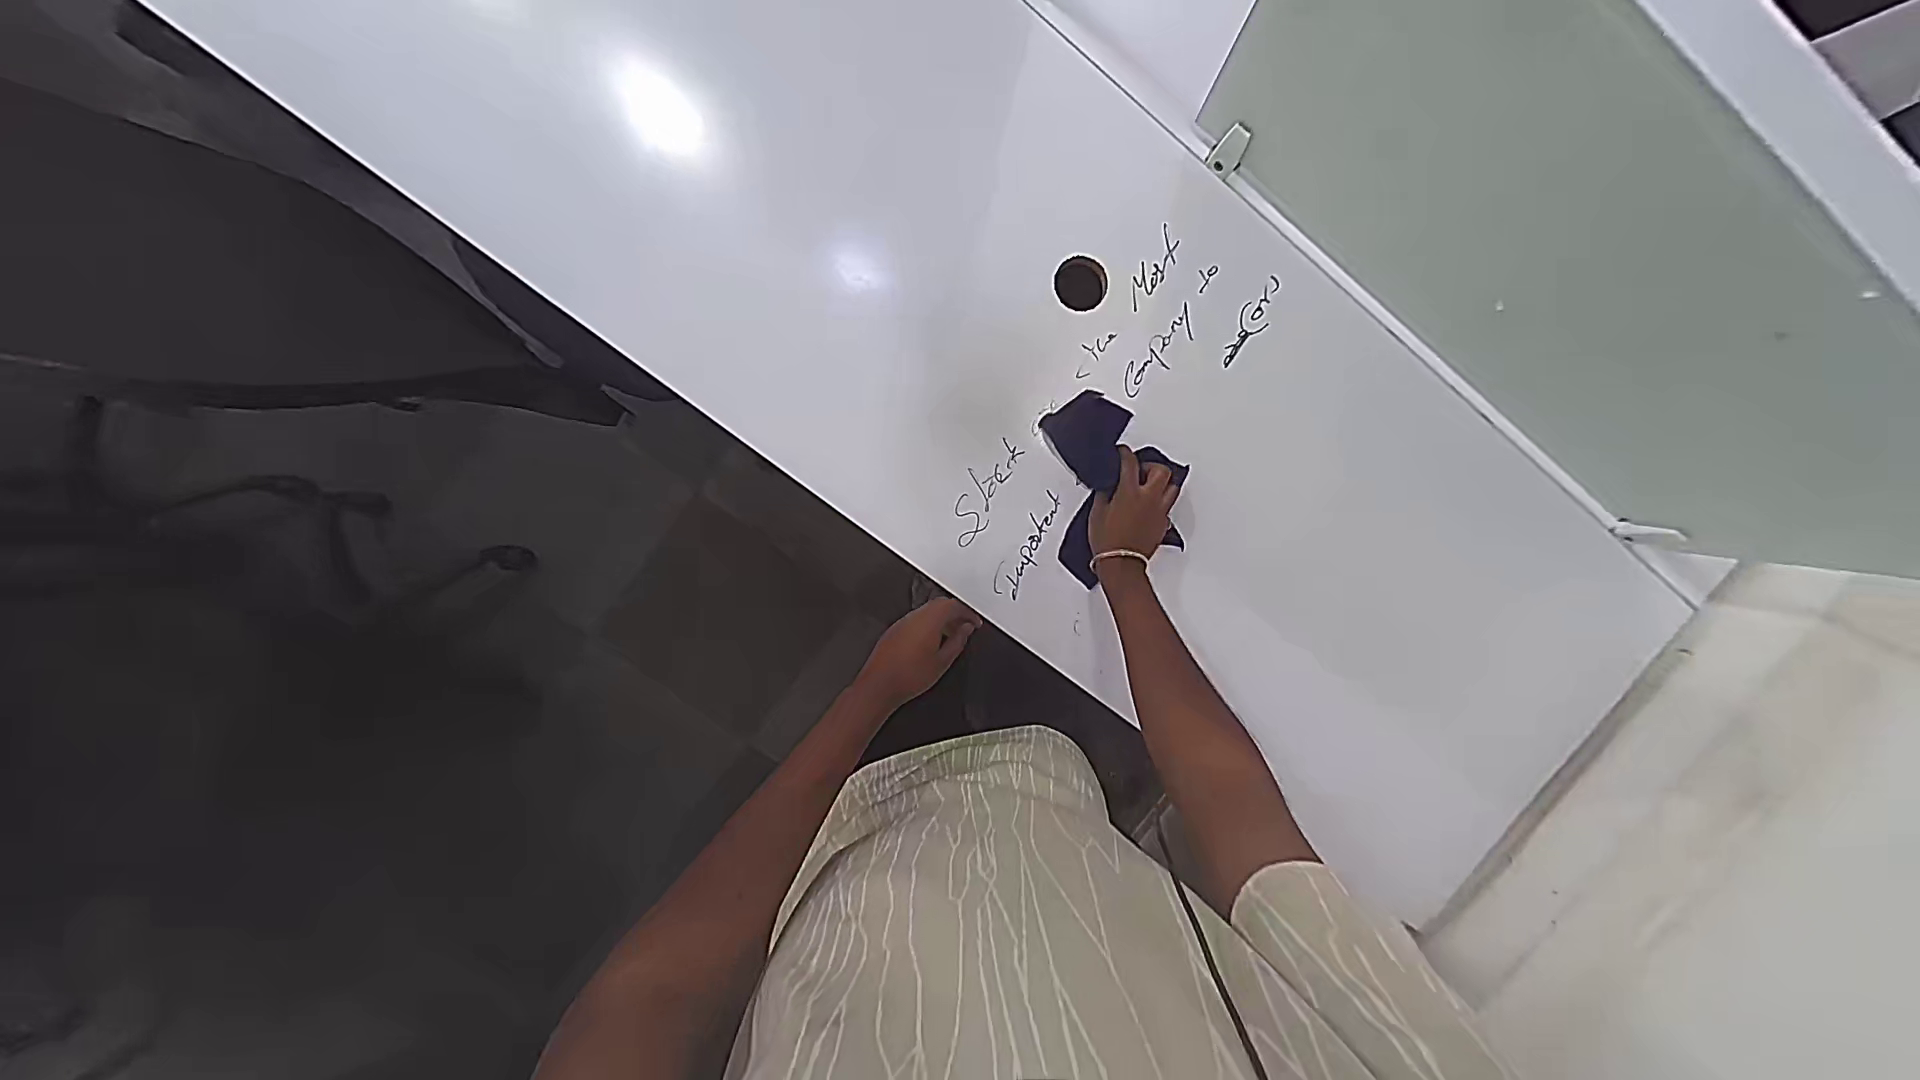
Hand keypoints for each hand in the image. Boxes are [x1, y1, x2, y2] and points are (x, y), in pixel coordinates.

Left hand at [851, 596, 982, 709]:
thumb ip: (958, 642)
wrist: (879, 685)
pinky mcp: (895, 630)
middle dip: (955, 613)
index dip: (967, 613)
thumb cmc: (908, 676)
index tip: (974, 622)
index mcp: (930, 620)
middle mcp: (915, 616)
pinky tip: (932, 641)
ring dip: (942, 619)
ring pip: (927, 611)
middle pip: (940, 605)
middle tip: (965, 627)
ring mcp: (903, 622)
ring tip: (951, 636)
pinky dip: (928, 625)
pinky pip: (916, 620)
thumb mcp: (943, 661)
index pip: (954, 606)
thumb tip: (965, 631)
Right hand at [1088, 444, 1180, 565]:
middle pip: (1161, 471)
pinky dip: (1160, 502)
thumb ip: (1105, 494)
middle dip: (1150, 466)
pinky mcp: (1163, 524)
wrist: (1120, 563)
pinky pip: (1167, 507)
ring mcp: (1159, 511)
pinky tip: (1150, 506)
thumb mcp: (1098, 512)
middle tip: (1140, 469)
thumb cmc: (1108, 541)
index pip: (1130, 462)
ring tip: (1150, 485)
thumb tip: (1108, 486)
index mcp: (1130, 492)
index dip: (1125, 453)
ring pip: (1172, 487)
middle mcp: (1149, 499)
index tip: (1122, 452)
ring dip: (1162, 483)